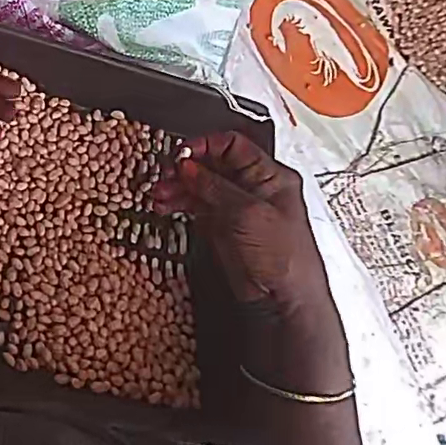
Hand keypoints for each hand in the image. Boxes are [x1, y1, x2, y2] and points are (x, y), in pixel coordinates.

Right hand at [151, 131, 348, 392]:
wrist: (284, 299)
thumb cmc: (286, 258)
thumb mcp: (249, 213)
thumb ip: (216, 187)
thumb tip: (190, 166)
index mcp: (270, 176)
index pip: (234, 145)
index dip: (206, 145)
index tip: (182, 152)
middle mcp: (252, 188)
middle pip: (212, 165)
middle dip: (186, 167)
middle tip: (166, 173)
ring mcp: (236, 208)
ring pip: (200, 186)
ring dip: (178, 187)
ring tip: (160, 192)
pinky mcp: (222, 227)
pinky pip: (196, 207)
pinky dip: (179, 204)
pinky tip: (166, 205)